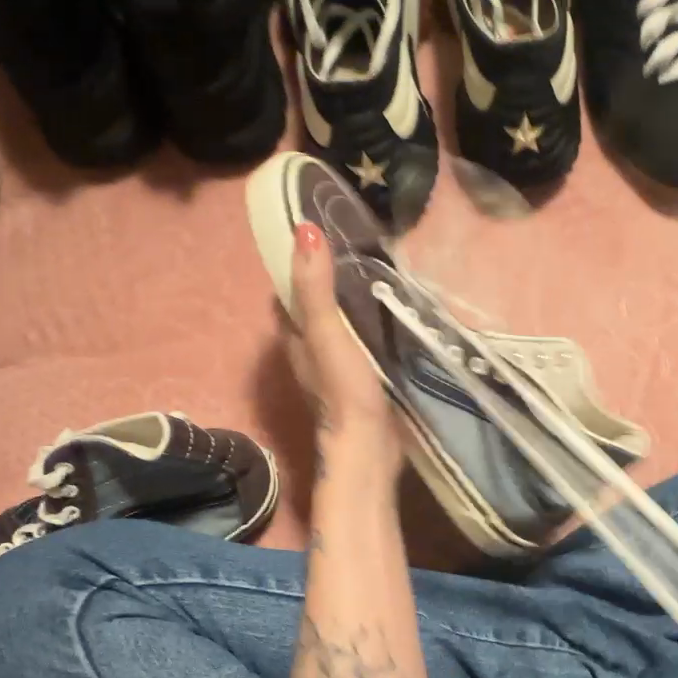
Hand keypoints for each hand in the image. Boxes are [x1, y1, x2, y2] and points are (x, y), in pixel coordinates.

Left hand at [289, 222, 404, 483]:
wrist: (368, 449)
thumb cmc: (344, 390)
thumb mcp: (328, 333)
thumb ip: (317, 288)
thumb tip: (304, 228)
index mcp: (295, 338)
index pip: (287, 293)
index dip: (296, 265)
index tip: (319, 236)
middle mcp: (311, 353)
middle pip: (313, 310)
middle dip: (328, 282)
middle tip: (356, 251)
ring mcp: (336, 371)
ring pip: (338, 329)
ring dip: (351, 307)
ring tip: (378, 277)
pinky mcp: (362, 385)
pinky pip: (362, 347)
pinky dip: (370, 330)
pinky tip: (391, 321)